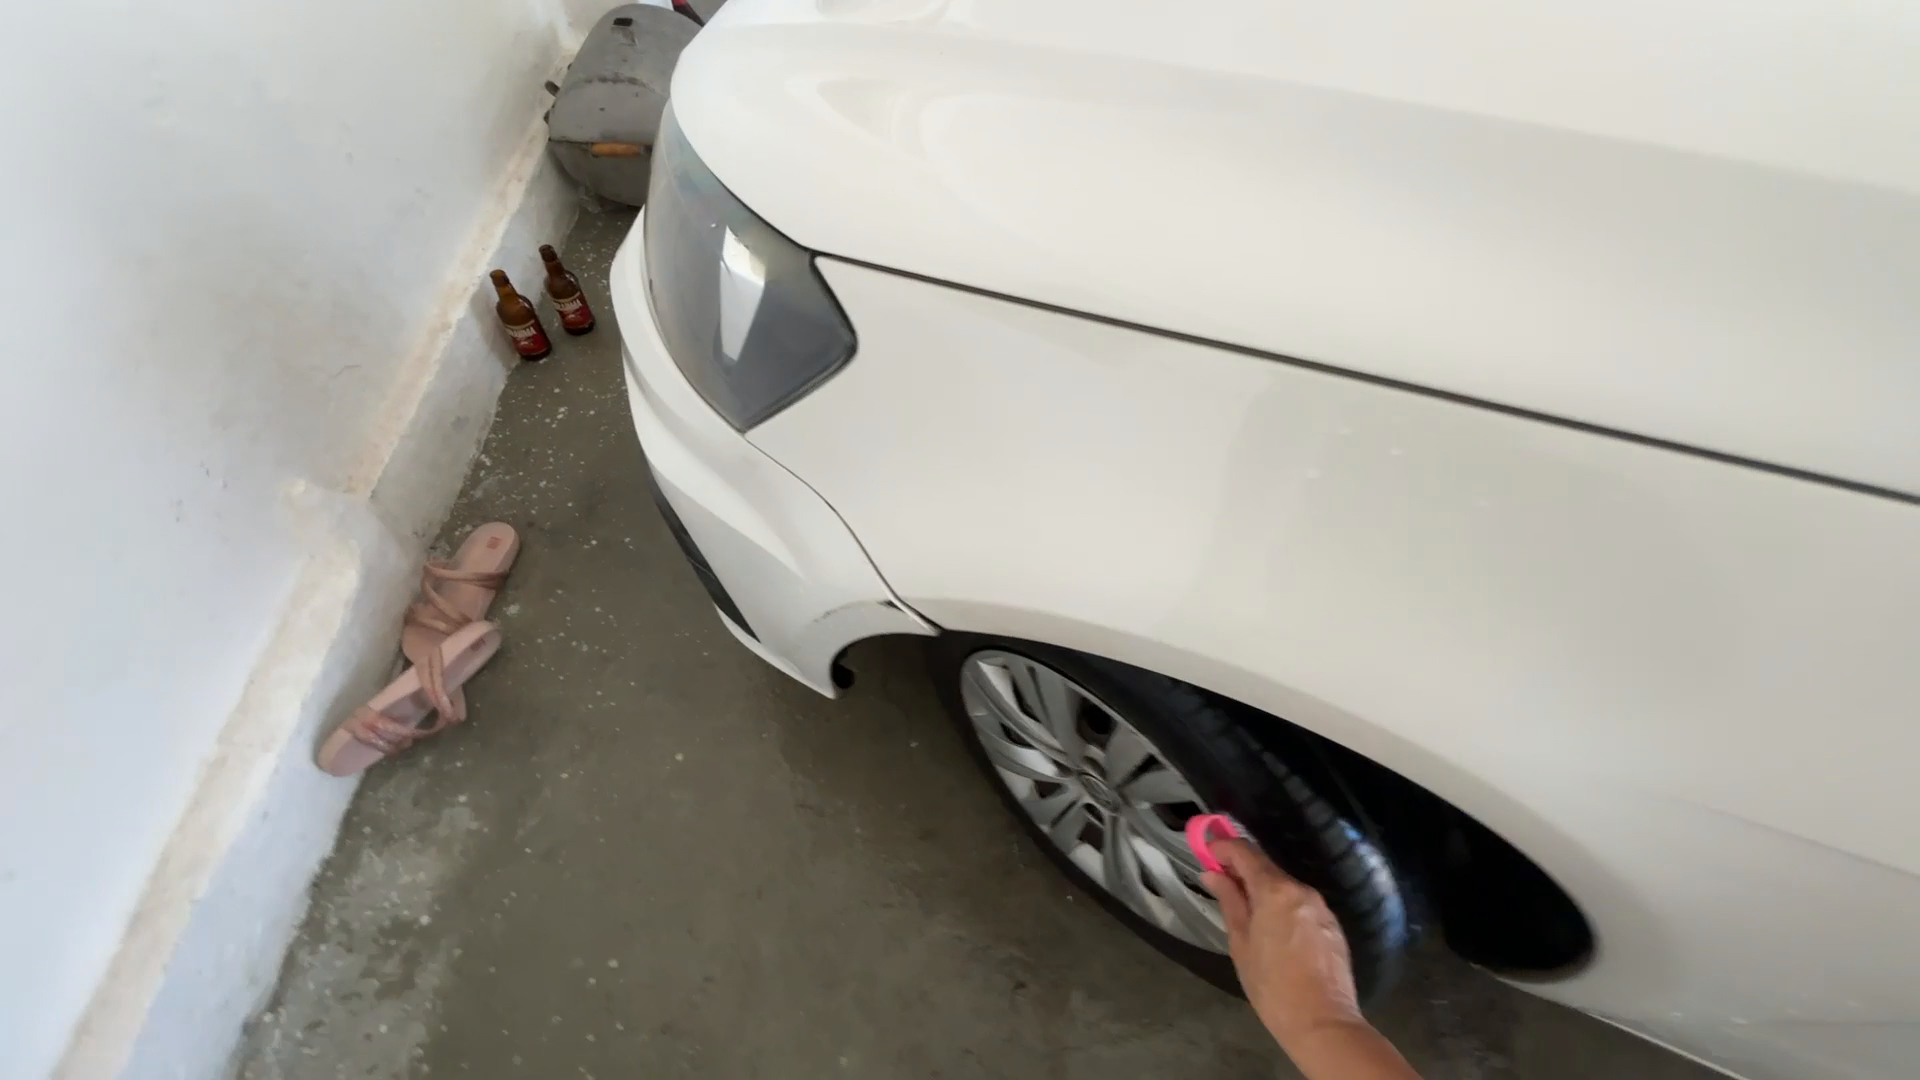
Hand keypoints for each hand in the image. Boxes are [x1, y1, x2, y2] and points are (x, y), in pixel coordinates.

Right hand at [1201, 838, 1363, 1047]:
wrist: (1325, 1025)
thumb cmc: (1272, 985)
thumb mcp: (1241, 942)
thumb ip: (1228, 900)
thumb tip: (1212, 874)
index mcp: (1274, 890)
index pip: (1244, 851)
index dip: (1222, 847)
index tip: (1206, 852)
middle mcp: (1300, 890)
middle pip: (1266, 866)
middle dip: (1241, 868)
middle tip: (1220, 881)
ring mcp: (1320, 907)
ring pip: (1284, 886)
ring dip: (1262, 888)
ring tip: (1245, 908)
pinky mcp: (1332, 925)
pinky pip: (1300, 904)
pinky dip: (1282, 904)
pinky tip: (1273, 927)